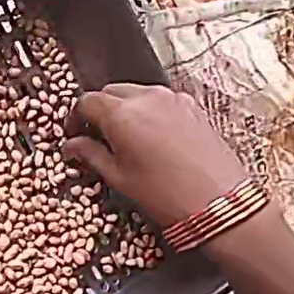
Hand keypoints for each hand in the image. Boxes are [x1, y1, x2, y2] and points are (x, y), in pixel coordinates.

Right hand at [60, 84, 248, 226]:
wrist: (221, 202)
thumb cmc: (165, 194)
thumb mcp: (119, 177)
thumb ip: (92, 154)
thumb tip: (72, 145)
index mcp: (121, 114)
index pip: (87, 101)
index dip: (76, 117)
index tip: (75, 134)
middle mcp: (146, 97)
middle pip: (110, 92)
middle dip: (99, 110)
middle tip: (96, 135)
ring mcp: (172, 98)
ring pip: (136, 93)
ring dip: (124, 108)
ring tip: (125, 138)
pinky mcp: (192, 106)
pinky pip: (160, 100)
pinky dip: (148, 111)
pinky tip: (151, 137)